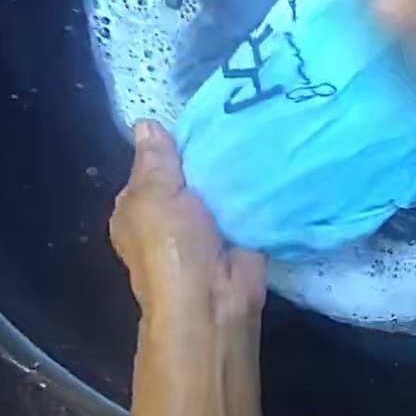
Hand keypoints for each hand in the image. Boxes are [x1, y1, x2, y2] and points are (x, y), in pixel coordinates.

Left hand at [111, 120, 265, 316]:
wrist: (214, 298)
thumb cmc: (171, 248)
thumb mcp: (153, 197)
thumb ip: (156, 161)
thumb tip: (147, 124)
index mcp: (140, 206)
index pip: (156, 164)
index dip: (176, 144)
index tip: (204, 118)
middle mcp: (173, 214)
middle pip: (195, 173)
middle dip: (213, 154)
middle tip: (239, 121)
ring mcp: (211, 224)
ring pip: (225, 187)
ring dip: (240, 170)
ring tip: (261, 135)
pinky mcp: (244, 232)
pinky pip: (252, 203)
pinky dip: (261, 189)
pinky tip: (275, 164)